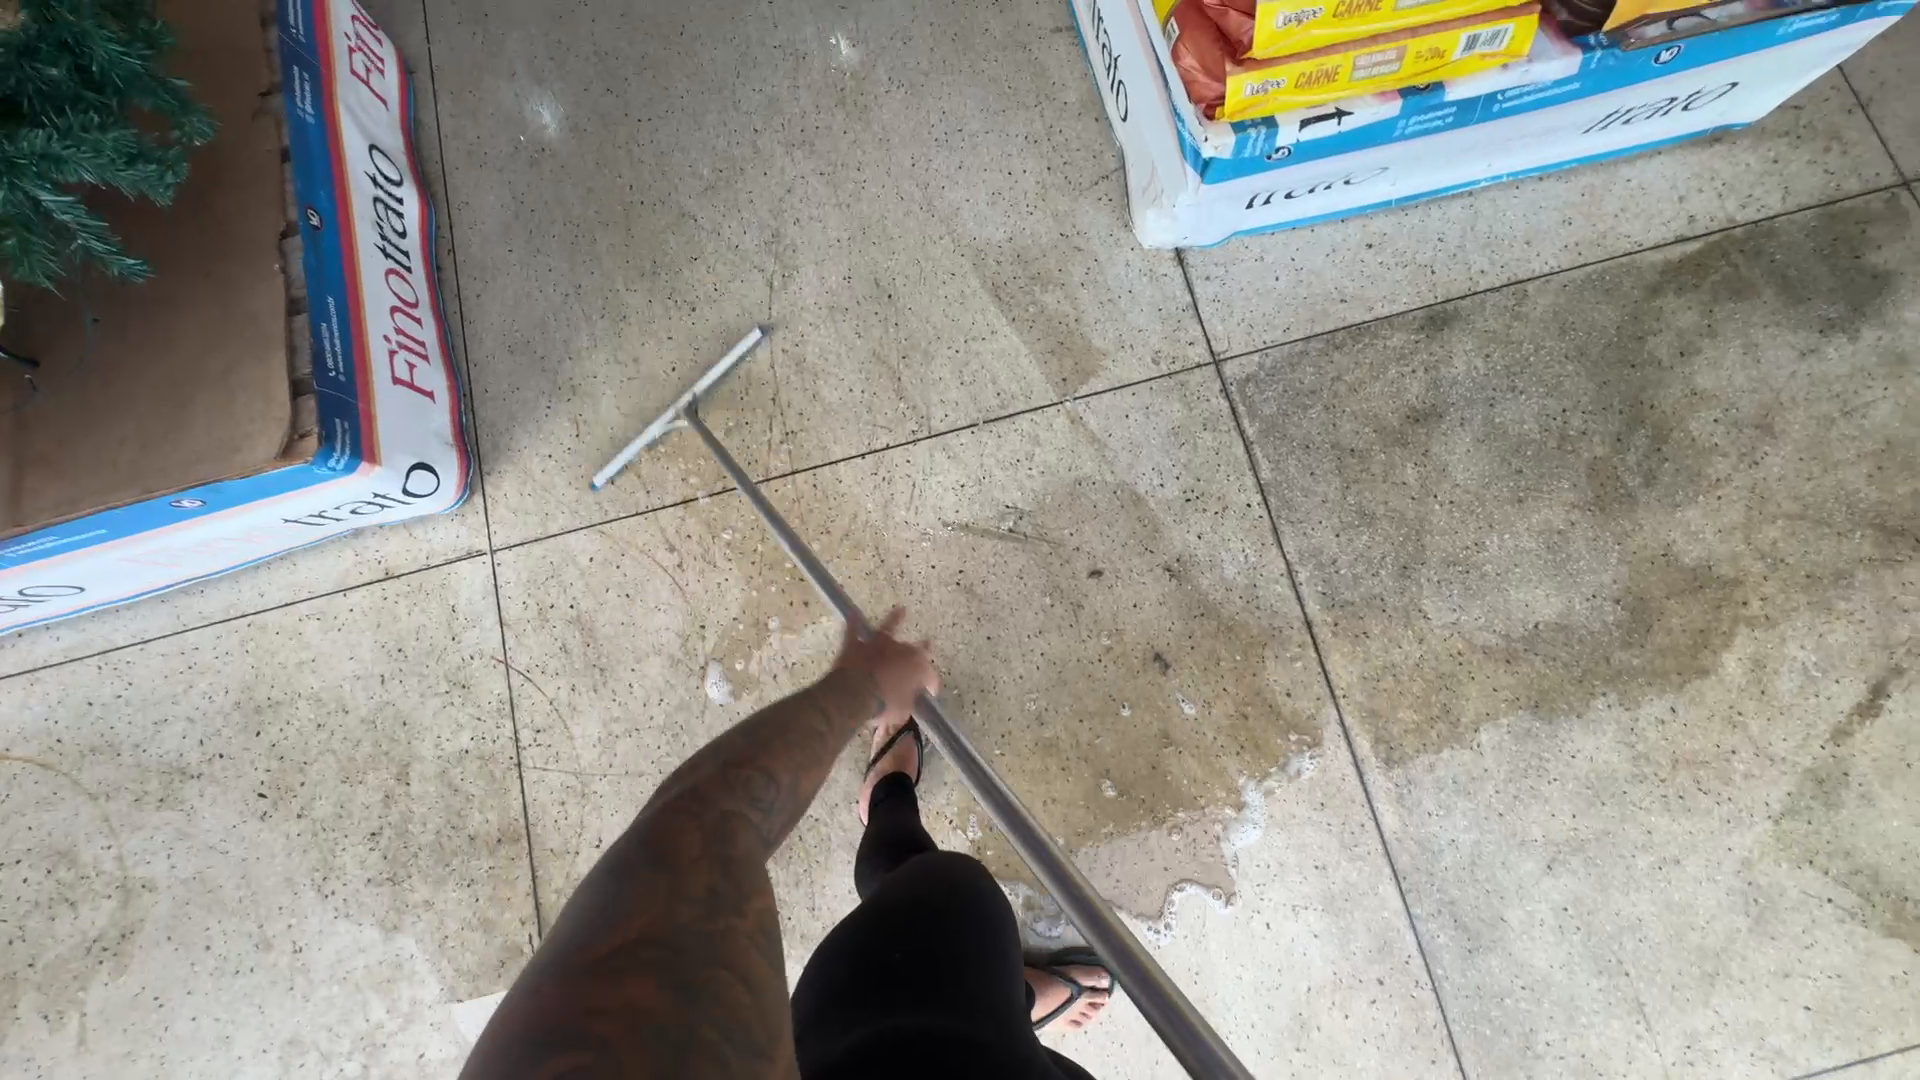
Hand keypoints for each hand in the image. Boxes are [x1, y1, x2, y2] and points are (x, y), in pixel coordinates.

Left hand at [832, 606, 938, 723]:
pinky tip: (852, 615)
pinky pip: (854, 630)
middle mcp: (901, 650)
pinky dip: (853, 624)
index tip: (931, 692)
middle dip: (923, 648)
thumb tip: (907, 702)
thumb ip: (908, 702)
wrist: (855, 694)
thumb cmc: (884, 705)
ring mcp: (877, 644)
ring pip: (888, 627)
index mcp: (917, 667)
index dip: (932, 683)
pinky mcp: (856, 645)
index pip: (930, 674)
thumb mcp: (902, 711)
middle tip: (929, 642)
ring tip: (901, 610)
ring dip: (895, 619)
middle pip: (915, 648)